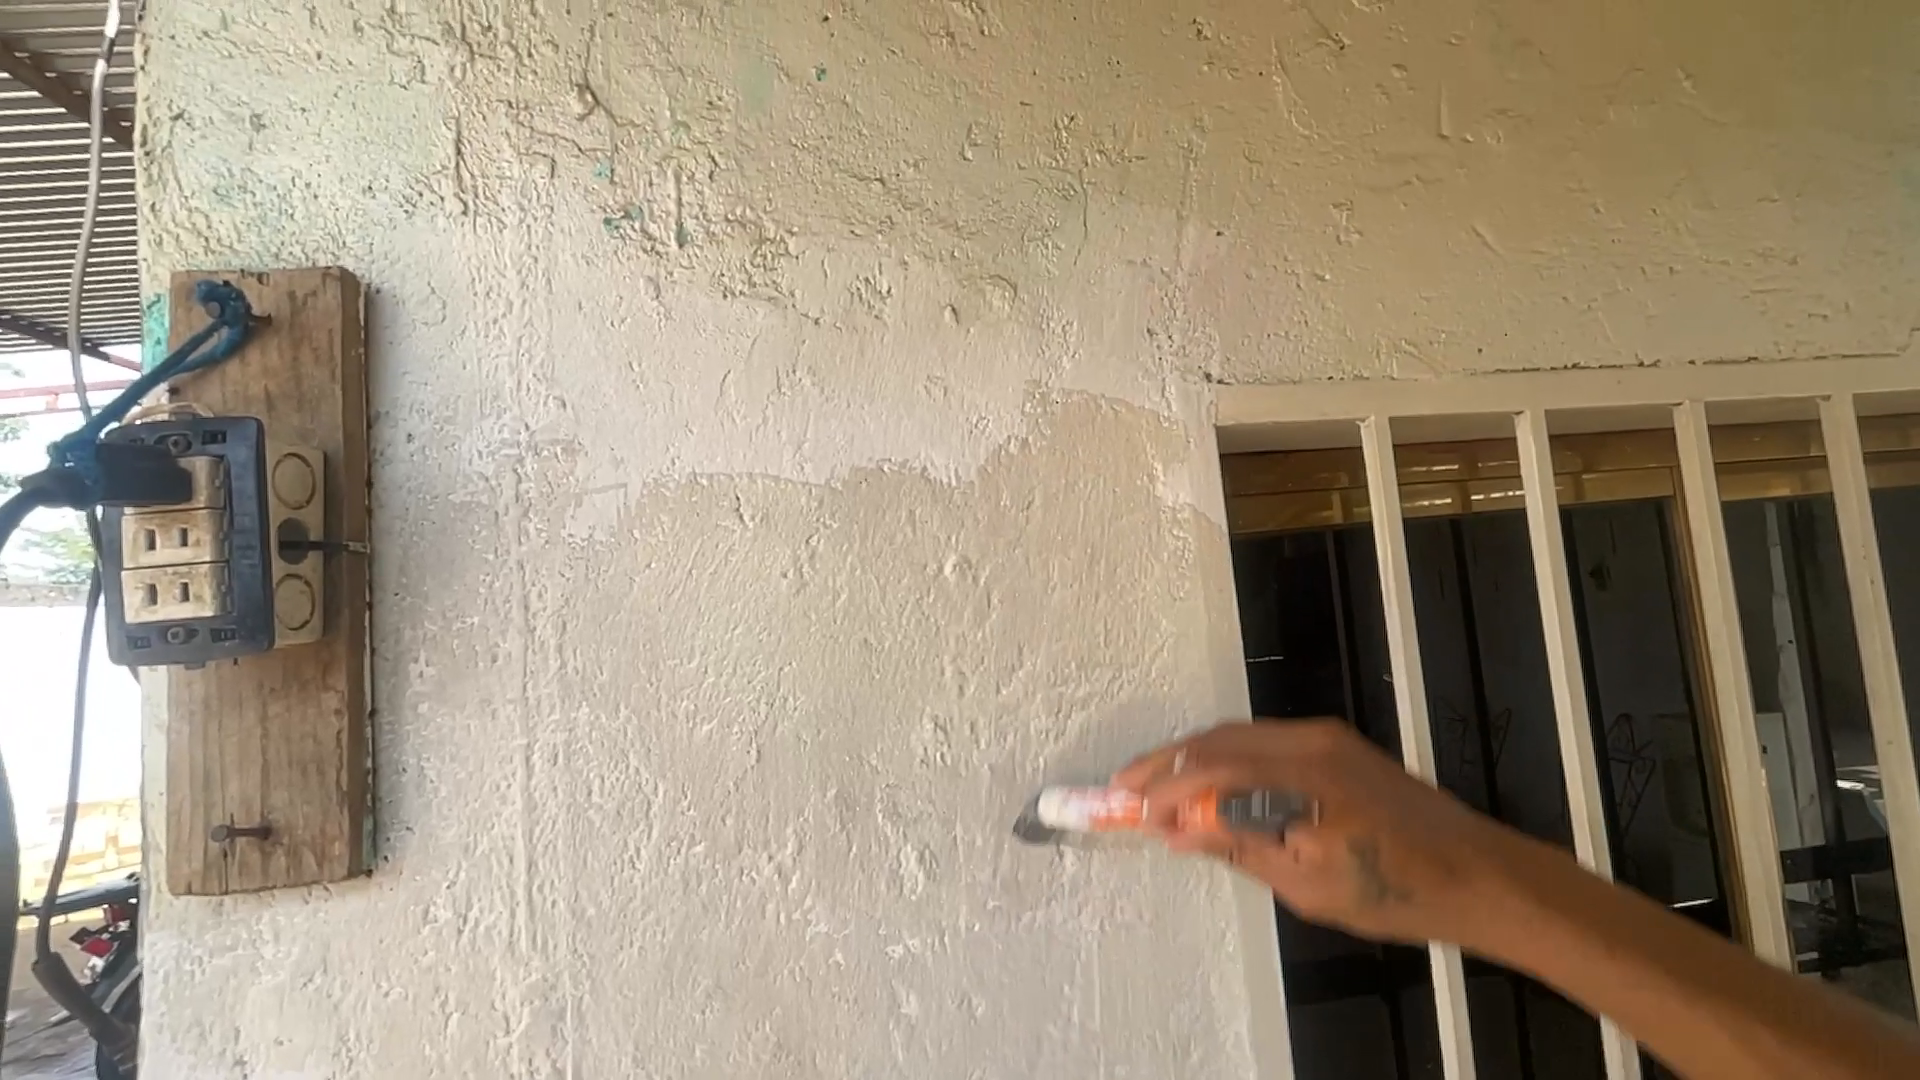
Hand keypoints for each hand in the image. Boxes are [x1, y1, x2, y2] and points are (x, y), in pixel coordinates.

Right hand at [1113, 720, 1527, 947]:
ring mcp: (1320, 735)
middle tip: (1125, 787)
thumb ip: (1237, 849)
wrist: (1481, 873)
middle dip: (1166, 763)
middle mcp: (1308, 740)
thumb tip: (1176, 833)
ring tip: (1154, 785)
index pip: (1214, 768)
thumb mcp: (1309, 886)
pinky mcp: (1330, 741)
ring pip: (1234, 734)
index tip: (1134, 811)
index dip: (1166, 787)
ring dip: (1190, 758)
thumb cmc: (1397, 892)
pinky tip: (1204, 780)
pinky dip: (1222, 758)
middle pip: (1216, 740)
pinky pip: (1259, 740)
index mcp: (1305, 775)